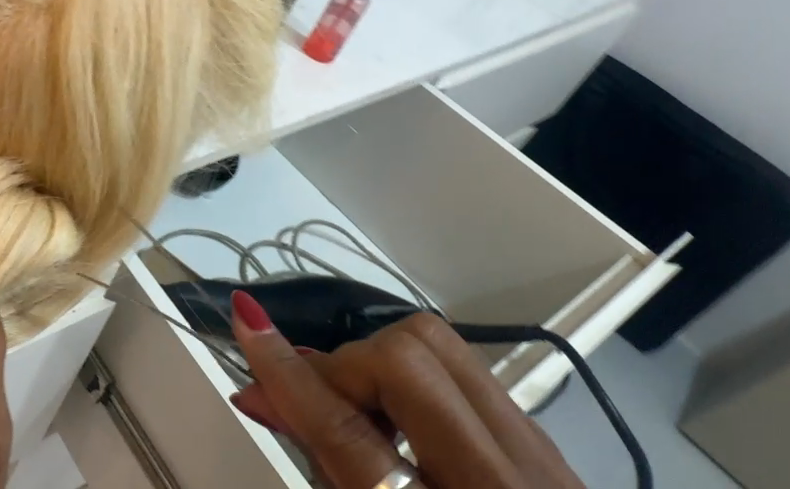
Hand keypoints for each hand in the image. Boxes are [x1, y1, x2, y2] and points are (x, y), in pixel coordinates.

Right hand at [228, 293, 584, 488]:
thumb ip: (323, 462)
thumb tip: (263, 393)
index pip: (349, 434)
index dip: (288, 374)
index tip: (245, 317)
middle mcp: (506, 485)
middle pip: (405, 360)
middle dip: (345, 366)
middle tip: (321, 402)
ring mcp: (540, 460)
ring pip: (438, 346)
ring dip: (377, 362)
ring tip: (360, 408)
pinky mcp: (544, 442)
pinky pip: (463, 368)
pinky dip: (413, 374)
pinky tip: (397, 415)